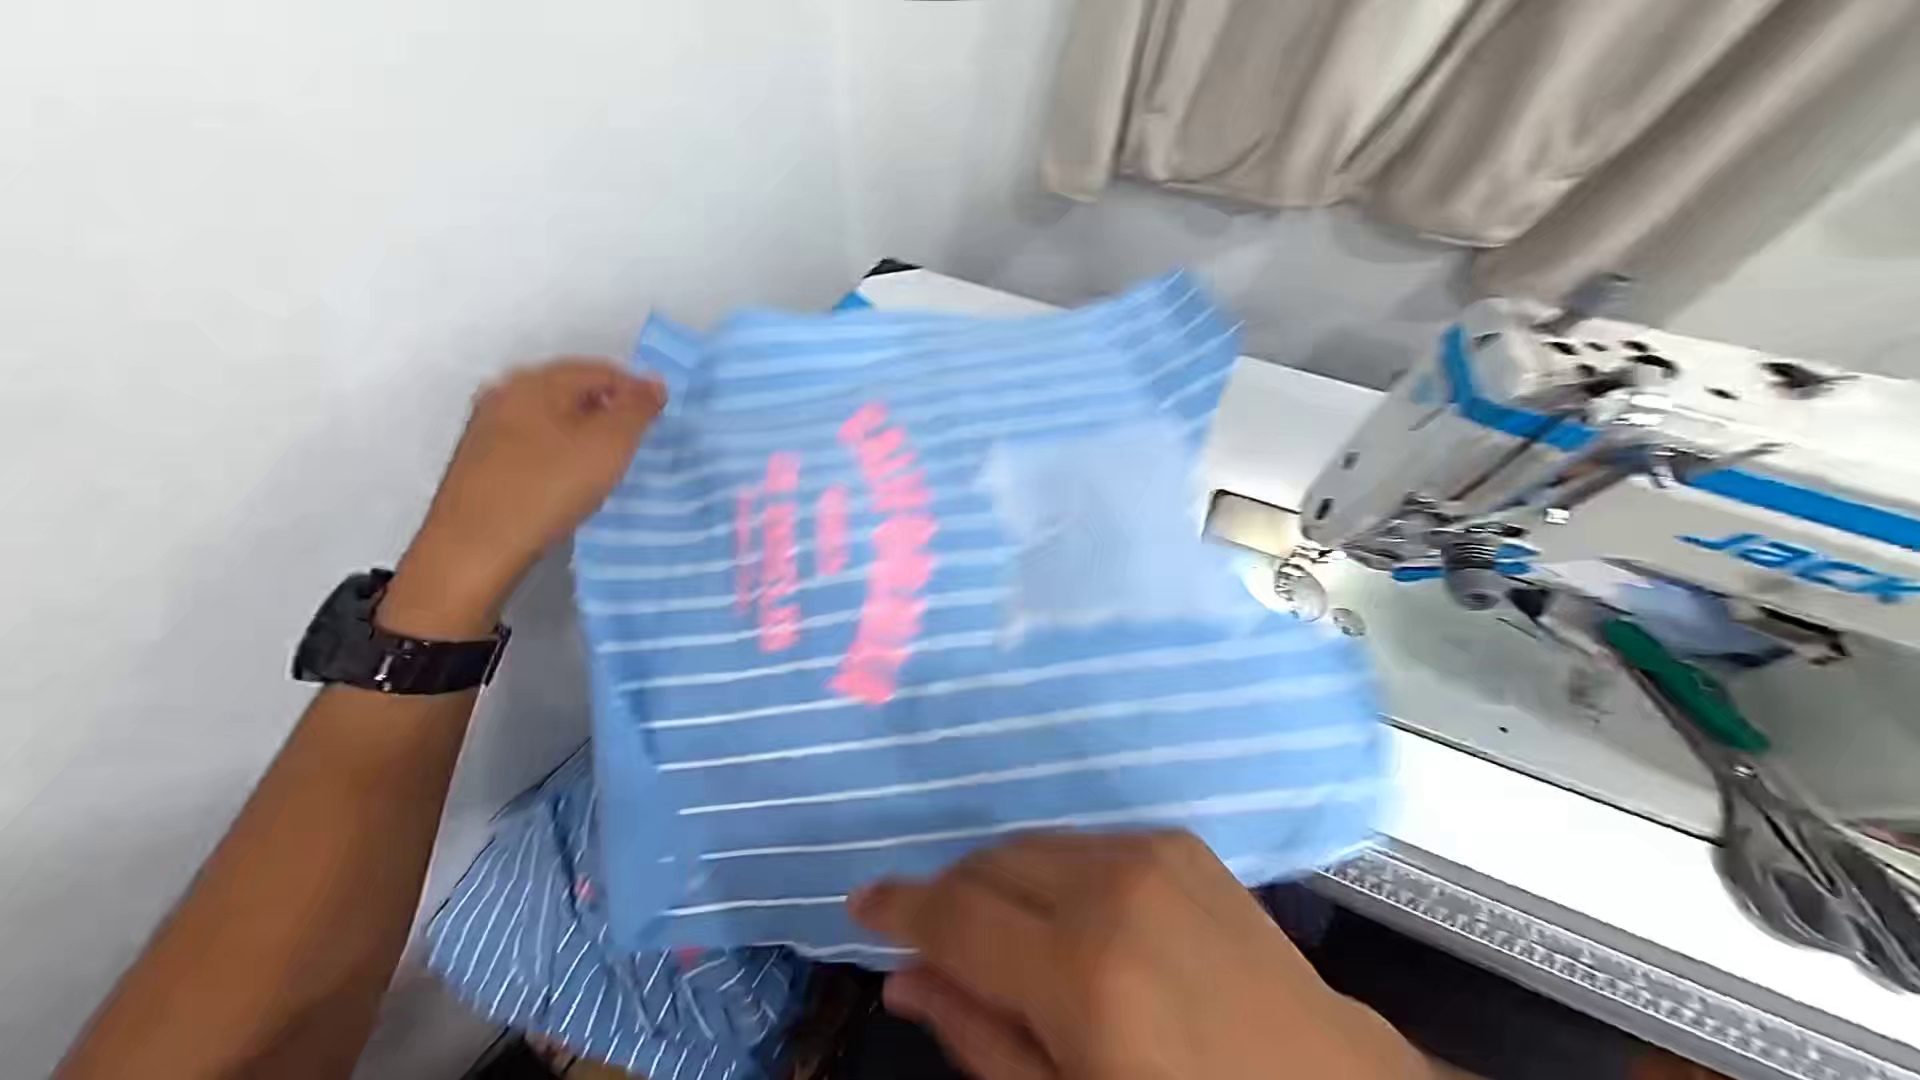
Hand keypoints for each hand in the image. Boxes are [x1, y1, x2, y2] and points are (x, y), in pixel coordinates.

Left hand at [381, 358, 665, 637]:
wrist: (476, 547)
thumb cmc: (548, 488)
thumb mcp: (610, 444)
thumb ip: (637, 409)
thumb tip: (654, 382)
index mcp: (534, 380)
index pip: (600, 370)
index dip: (636, 391)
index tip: (659, 421)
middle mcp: (505, 393)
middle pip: (573, 390)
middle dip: (610, 411)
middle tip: (636, 442)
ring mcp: (488, 427)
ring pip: (553, 417)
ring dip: (586, 432)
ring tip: (608, 464)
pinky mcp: (482, 460)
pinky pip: (535, 441)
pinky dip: (562, 450)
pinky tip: (572, 479)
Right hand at [851, 831, 1435, 1079]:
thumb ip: (979, 1037)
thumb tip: (904, 978)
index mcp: (1083, 969)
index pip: (956, 914)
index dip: (899, 907)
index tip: (861, 904)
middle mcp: (1111, 885)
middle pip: (988, 865)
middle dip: (948, 898)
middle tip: (934, 941)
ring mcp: (1149, 852)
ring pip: (1029, 844)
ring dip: (998, 882)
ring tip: (1000, 933)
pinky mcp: (1176, 840)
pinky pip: (1079, 841)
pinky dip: (1049, 870)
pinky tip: (1063, 915)